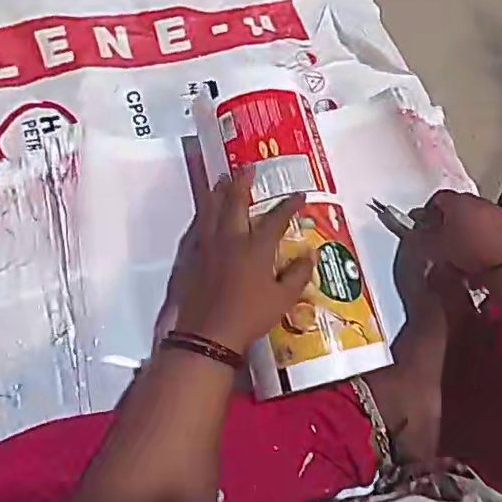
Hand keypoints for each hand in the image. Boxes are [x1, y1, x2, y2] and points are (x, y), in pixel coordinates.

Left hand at [169, 171, 315, 354]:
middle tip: (248, 168)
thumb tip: (310, 255)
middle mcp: (231, 239)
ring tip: (221, 179)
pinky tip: (202, 214)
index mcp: (256, 247)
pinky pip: (196, 228)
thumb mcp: (283, 299)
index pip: (276, 219)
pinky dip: (202, 216)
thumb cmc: (250, 316)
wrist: (209, 334)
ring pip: (211, 210)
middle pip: (236, 202)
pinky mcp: (192, 257)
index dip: (290, 205)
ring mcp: (208, 246)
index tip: (299, 195)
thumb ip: (298, 274)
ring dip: (218, 192)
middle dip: (243, 182)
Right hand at [409, 189, 501, 275]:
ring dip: (467, 231)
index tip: (424, 224)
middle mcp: (480, 202)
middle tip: (440, 239)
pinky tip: (479, 259)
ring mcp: (499, 214)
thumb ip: (421, 239)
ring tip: (460, 253)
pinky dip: (484, 240)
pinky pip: (492, 230)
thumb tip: (415, 236)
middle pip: (458, 207)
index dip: (428, 211)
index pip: (438, 198)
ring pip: (477, 218)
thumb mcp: (436, 248)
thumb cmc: (470, 253)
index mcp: (458, 202)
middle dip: (448, 221)